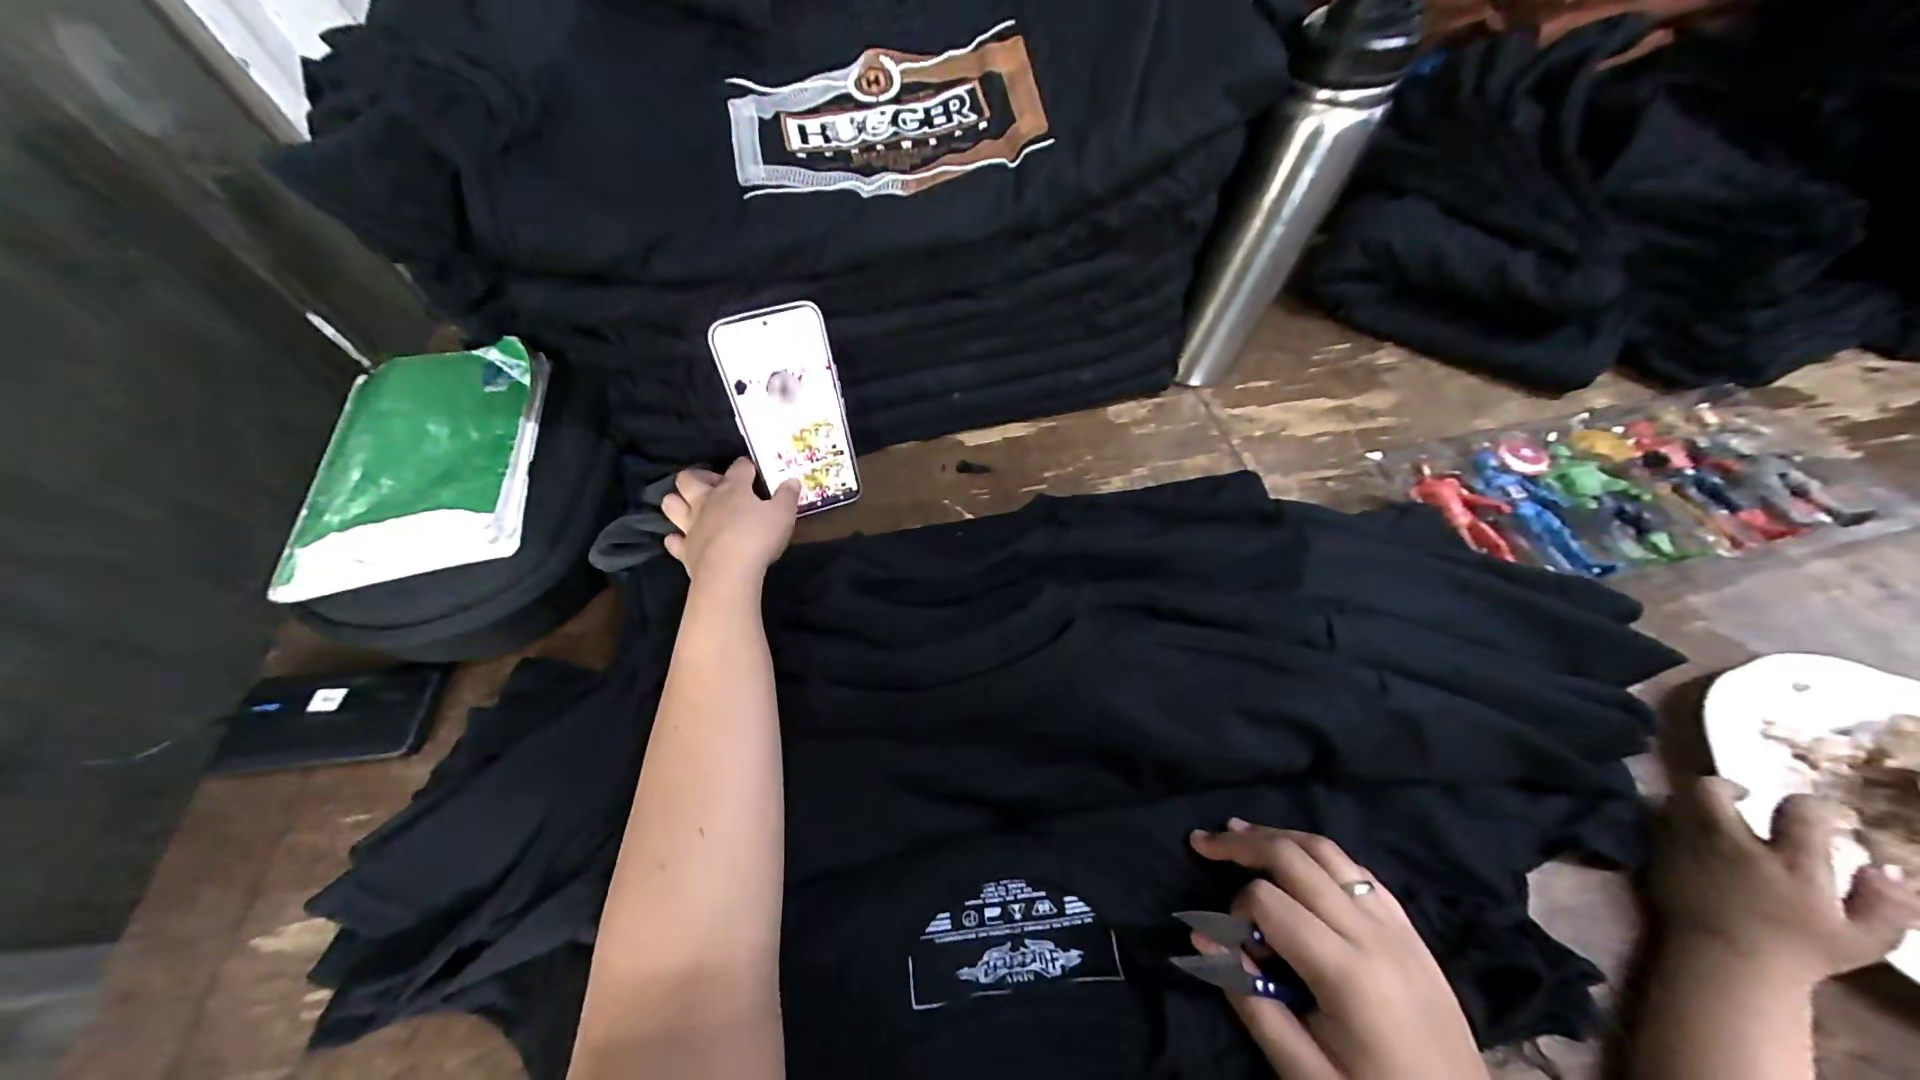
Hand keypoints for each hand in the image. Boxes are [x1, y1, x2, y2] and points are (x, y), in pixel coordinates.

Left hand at [660, 459, 799, 583]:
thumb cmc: (758, 537)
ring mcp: (691, 525)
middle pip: (689, 478)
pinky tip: (684, 540)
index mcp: (732, 489)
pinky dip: (677, 539)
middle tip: (714, 486)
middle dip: (698, 477)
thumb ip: (787, 496)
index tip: (753, 471)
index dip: (746, 467)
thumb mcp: (783, 514)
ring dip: (678, 502)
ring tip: (692, 507)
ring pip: (671, 504)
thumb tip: (792, 481)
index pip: (738, 468)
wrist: (729, 571)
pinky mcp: (684, 550)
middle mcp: (706, 501)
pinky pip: (673, 540)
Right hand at [1189, 821, 1487, 1079]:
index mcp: (1347, 972)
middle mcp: (1373, 934)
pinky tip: (1296, 862)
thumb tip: (1201, 934)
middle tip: (1202, 841)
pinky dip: (1317, 855)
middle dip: (1242, 843)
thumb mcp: (1304, 1071)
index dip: (1234, 911)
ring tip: (1237, 830)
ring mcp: (1398, 927)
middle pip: (1295, 857)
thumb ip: (1248, 999)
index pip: (1269, 900)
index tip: (1229, 943)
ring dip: (1278, 835)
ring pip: (1328, 851)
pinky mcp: (1411, 931)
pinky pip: (1357, 872)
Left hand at [1651, 777, 1918, 986]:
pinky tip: (1689, 828)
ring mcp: (1688, 844)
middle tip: (1741, 795)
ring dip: (1694, 799)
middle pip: (1712, 790)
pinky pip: (1655, 818)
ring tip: (1714, 811)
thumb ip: (1886, 904)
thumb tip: (1892, 869)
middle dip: (1726, 785)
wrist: (1727, 960)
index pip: (1800, 812)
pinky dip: (1671, 815)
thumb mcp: (1863, 938)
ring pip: (1676, 798)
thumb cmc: (1798, 952)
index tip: (1827, 814)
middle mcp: (1732, 844)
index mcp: (1789, 863)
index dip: (1816, 805)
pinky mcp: (1659, 851)